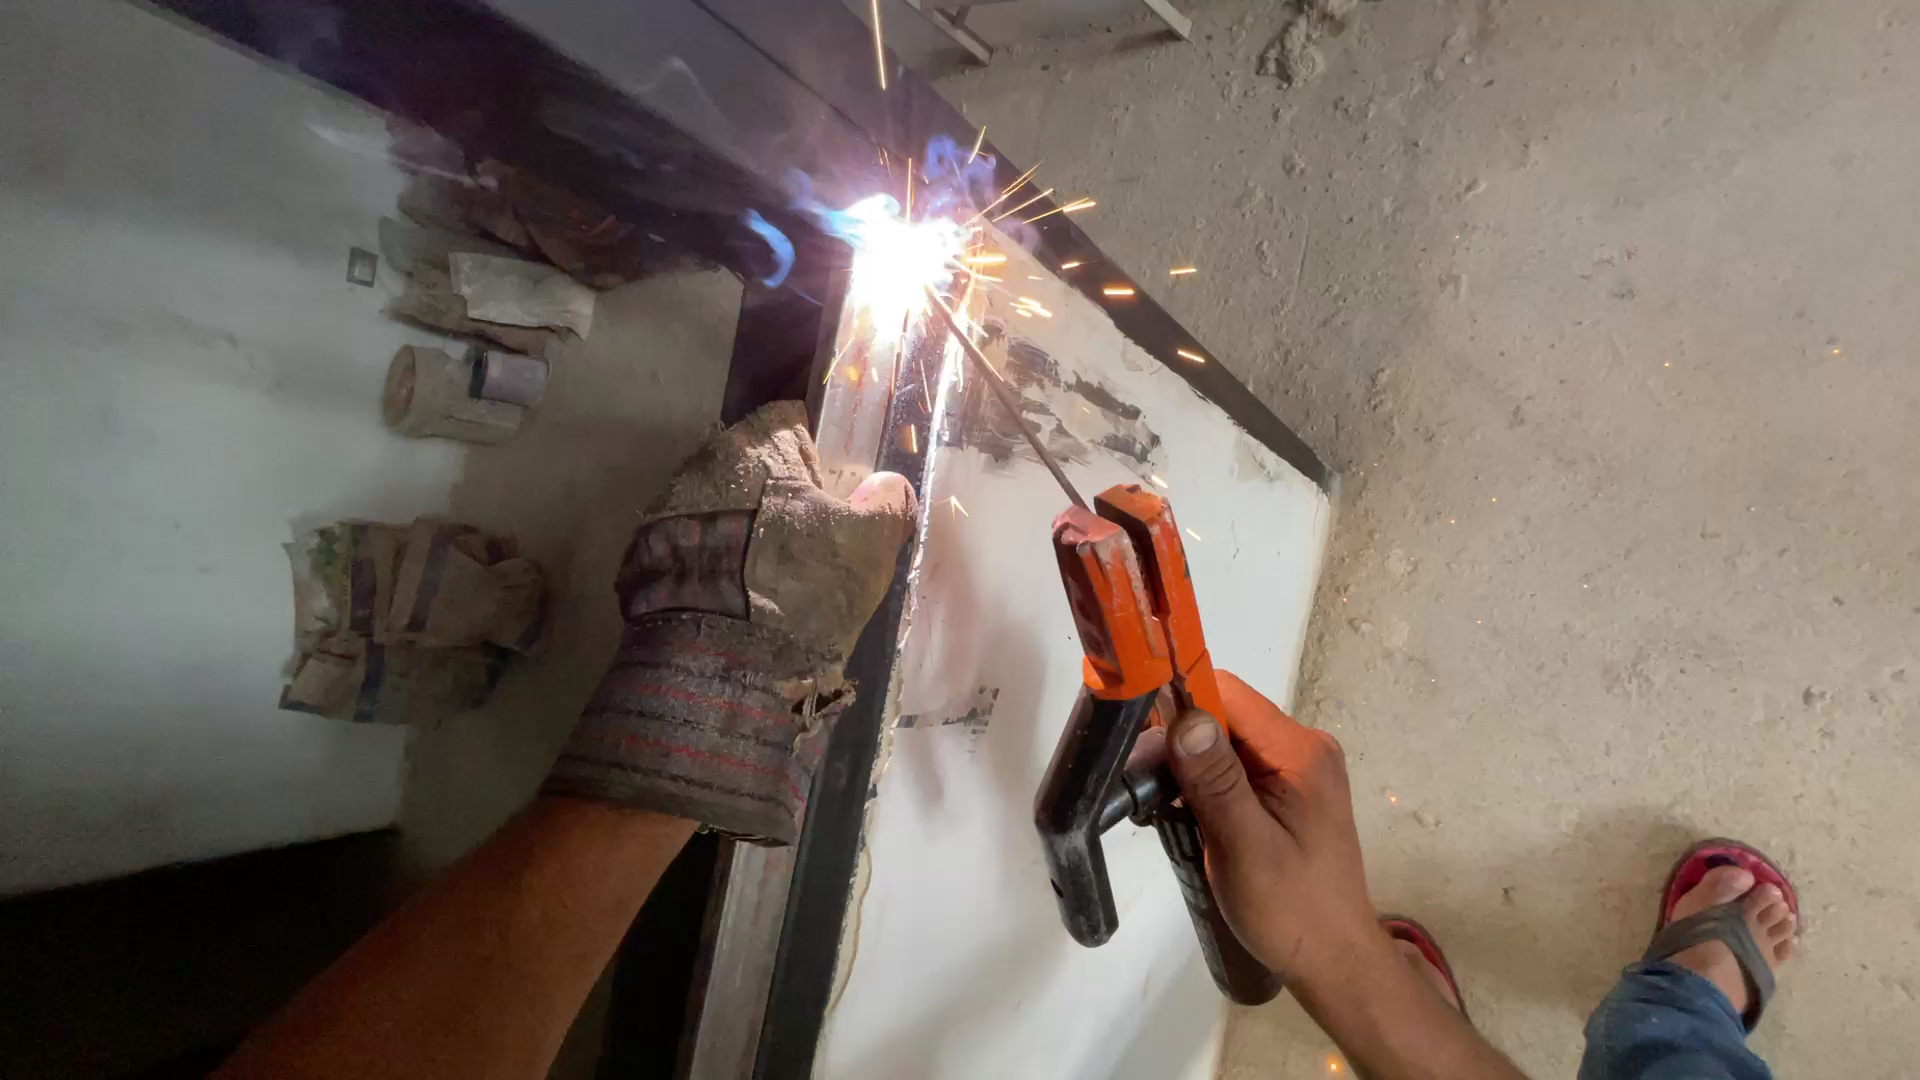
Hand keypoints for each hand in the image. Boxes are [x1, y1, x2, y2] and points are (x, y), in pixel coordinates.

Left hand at [544, 402, 916, 843]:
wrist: (716, 664)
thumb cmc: (799, 587)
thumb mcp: (867, 545)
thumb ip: (887, 503)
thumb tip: (889, 486)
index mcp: (756, 445)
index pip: (792, 418)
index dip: (822, 447)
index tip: (836, 485)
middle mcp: (701, 463)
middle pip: (756, 462)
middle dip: (782, 489)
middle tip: (811, 535)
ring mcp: (665, 508)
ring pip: (725, 502)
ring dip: (748, 524)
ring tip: (771, 572)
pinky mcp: (645, 554)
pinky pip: (697, 539)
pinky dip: (718, 556)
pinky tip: (738, 591)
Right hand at [1165, 671, 1377, 982]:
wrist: (1334, 963)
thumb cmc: (1291, 909)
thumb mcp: (1246, 846)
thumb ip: (1216, 780)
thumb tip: (1184, 716)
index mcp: (1298, 750)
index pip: (1225, 693)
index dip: (1179, 705)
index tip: (1140, 738)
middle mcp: (1299, 746)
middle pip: (1219, 714)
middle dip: (1175, 742)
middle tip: (1143, 786)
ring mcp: (1291, 767)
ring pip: (1218, 740)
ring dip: (1183, 766)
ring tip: (1156, 804)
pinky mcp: (1281, 788)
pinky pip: (1228, 765)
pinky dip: (1199, 782)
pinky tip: (1179, 810)